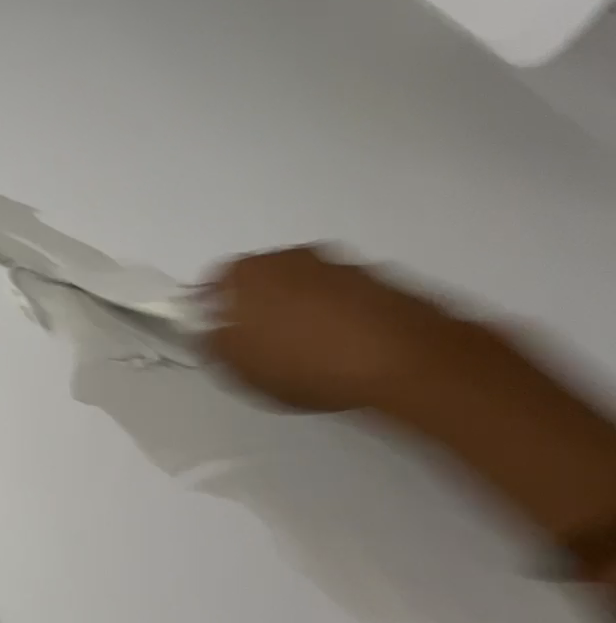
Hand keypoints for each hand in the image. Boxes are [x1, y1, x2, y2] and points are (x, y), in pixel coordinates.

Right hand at [203, 246, 476, 412]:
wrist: (409, 365)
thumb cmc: (304, 361)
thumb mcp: (235, 365)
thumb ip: (212, 343)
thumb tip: (212, 333)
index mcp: (247, 270)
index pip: (215, 283)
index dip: (216, 312)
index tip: (223, 338)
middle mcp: (294, 257)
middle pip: (266, 282)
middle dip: (263, 308)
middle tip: (265, 345)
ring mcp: (347, 268)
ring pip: (311, 290)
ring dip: (308, 313)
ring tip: (313, 355)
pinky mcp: (392, 287)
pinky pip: (353, 303)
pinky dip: (347, 321)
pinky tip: (350, 354)